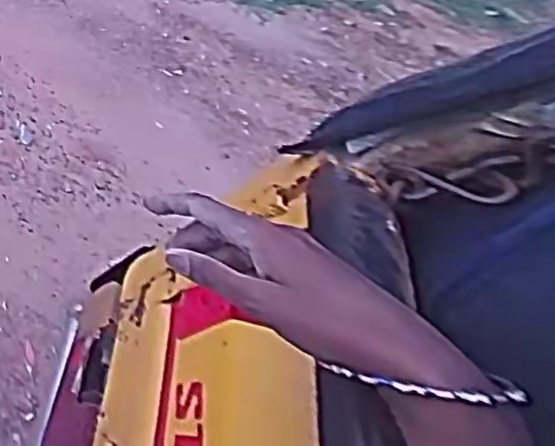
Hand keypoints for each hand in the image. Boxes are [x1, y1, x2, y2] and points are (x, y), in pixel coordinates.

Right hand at [146, 191, 468, 379]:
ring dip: (217, 255)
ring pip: (242, 243)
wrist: (403, 351)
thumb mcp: (261, 301)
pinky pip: (263, 256)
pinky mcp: (315, 268)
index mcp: (262, 235)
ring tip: (203, 277)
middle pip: (222, 226)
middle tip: (176, 259)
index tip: (151, 203)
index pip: (205, 208)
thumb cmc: (334, 323)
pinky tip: (240, 288)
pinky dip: (241, 266)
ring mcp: (300, 250)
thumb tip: (177, 256)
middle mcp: (280, 235)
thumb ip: (214, 275)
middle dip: (193, 239)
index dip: (173, 203)